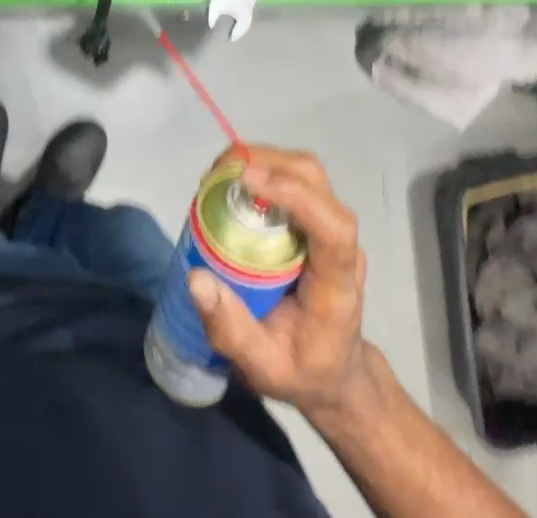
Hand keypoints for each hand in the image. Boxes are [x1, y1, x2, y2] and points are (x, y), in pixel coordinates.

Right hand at [188, 146, 387, 425]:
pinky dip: (262, 171)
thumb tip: (195, 277)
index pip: (333, 225)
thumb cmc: (304, 372)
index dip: (294, 194)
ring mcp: (329, 231)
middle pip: (317, 181)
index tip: (247, 180)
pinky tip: (231, 186)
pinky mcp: (313, 225)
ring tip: (219, 176)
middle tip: (218, 173)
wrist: (335, 375)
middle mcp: (341, 246)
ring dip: (264, 161)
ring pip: (306, 172)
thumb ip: (231, 330)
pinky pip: (293, 182)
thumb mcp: (264, 368)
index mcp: (336, 281)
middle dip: (270, 162)